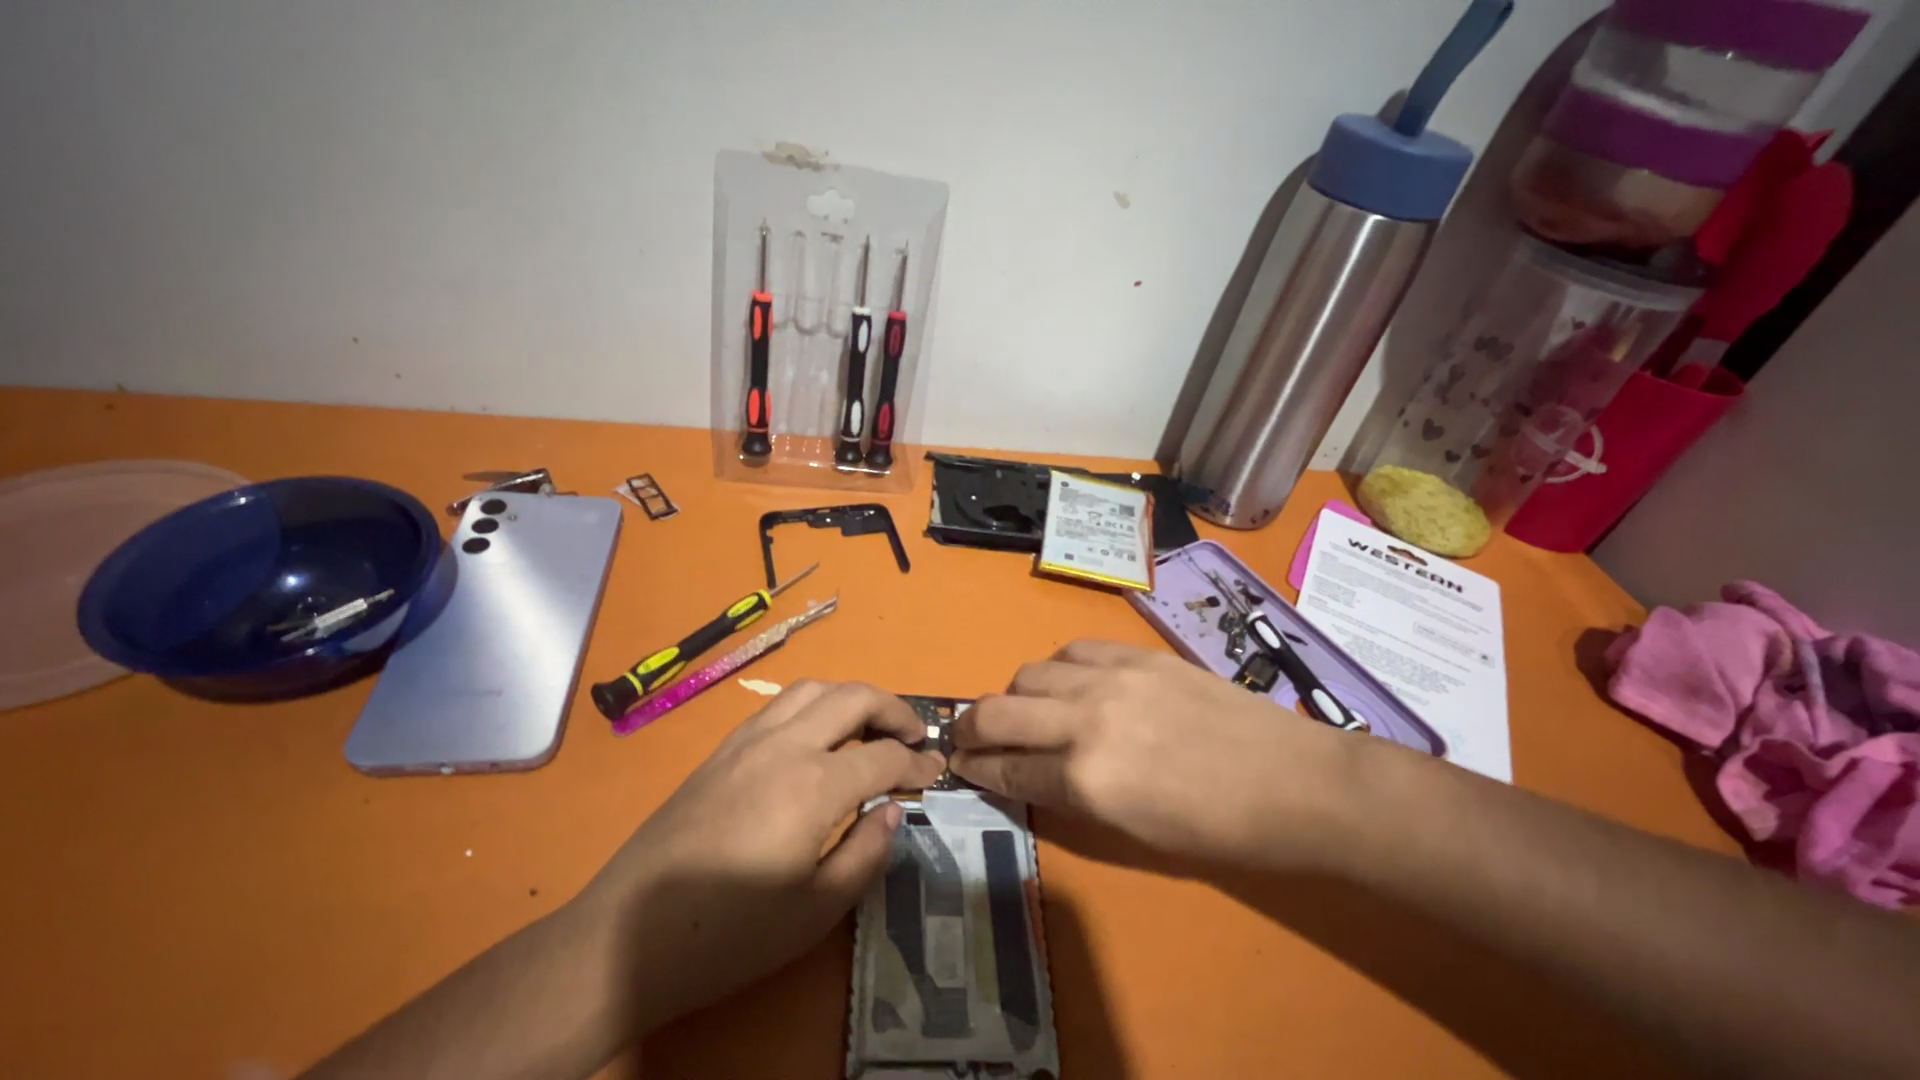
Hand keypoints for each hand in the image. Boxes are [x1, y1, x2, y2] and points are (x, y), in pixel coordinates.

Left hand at [582, 681, 944, 1031]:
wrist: (629, 935)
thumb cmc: (730, 934)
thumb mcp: (815, 911)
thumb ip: (866, 854)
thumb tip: (892, 810)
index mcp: (813, 784)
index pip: (883, 756)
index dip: (917, 763)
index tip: (937, 773)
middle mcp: (782, 746)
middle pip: (851, 697)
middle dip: (893, 708)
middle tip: (914, 736)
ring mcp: (745, 743)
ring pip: (811, 689)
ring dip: (850, 698)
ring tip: (870, 728)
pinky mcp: (719, 752)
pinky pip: (778, 706)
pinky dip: (813, 706)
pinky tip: (816, 740)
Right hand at [951, 640, 1353, 868]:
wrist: (1297, 784)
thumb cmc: (1220, 831)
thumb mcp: (1133, 832)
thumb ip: (1071, 798)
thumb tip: (1031, 774)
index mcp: (1086, 780)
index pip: (1006, 770)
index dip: (975, 770)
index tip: (959, 766)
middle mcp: (1086, 721)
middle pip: (998, 712)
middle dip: (969, 729)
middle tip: (966, 738)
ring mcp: (1113, 679)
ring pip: (1029, 673)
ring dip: (1013, 694)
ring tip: (1023, 709)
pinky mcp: (1139, 655)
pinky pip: (1074, 650)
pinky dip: (1057, 668)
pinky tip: (1067, 681)